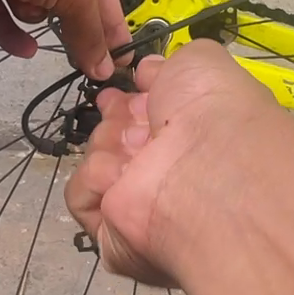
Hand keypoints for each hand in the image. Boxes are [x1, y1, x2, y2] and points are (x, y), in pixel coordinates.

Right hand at [64, 40, 288, 284]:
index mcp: (185, 132)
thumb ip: (169, 65)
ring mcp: (140, 201)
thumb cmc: (212, 110)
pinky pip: (81, 195)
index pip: (139, 116)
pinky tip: (120, 179)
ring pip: (96, 158)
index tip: (115, 93)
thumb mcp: (201, 62)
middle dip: (115, 120)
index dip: (123, 101)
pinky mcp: (113, 232)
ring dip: (108, 146)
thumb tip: (148, 71)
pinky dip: (95, 181)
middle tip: (128, 119)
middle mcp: (164, 167)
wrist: (209, 167)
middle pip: (113, 134)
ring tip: (135, 152)